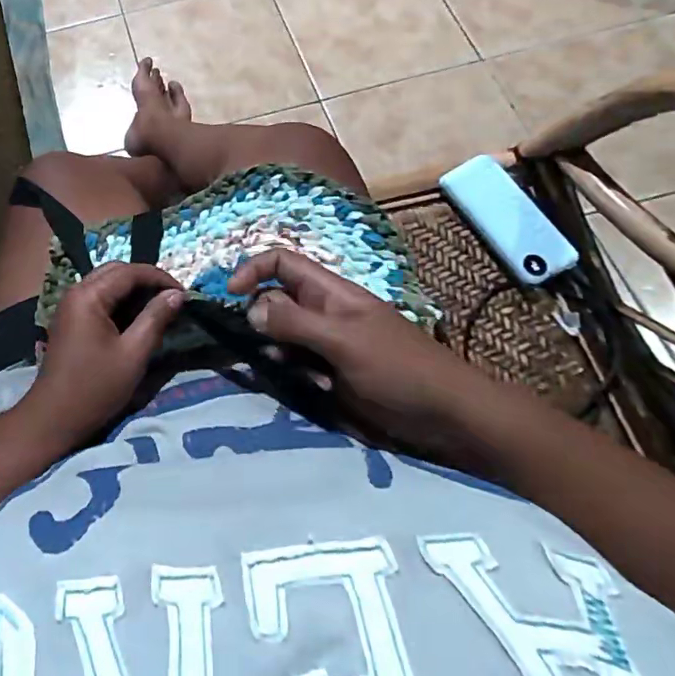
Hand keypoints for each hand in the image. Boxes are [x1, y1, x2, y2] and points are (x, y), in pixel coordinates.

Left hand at [13, 263, 183, 451]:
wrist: (52, 420)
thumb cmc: (95, 388)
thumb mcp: (133, 353)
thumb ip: (156, 318)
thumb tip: (177, 294)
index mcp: (89, 296)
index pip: (130, 271)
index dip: (160, 278)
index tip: (184, 294)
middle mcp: (76, 292)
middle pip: (117, 271)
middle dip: (147, 280)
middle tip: (172, 298)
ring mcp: (71, 305)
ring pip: (108, 283)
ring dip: (134, 290)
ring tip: (160, 307)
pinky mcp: (71, 319)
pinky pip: (100, 297)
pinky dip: (121, 302)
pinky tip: (138, 319)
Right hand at [228, 249, 487, 453]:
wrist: (445, 413)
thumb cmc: (398, 368)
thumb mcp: (343, 341)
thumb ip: (296, 322)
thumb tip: (250, 306)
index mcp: (330, 291)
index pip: (282, 262)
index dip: (253, 270)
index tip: (230, 296)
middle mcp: (324, 311)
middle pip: (276, 300)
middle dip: (262, 321)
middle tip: (267, 349)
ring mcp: (328, 342)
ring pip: (283, 336)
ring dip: (279, 353)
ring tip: (296, 372)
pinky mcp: (333, 372)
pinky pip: (299, 365)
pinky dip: (297, 374)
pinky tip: (319, 388)